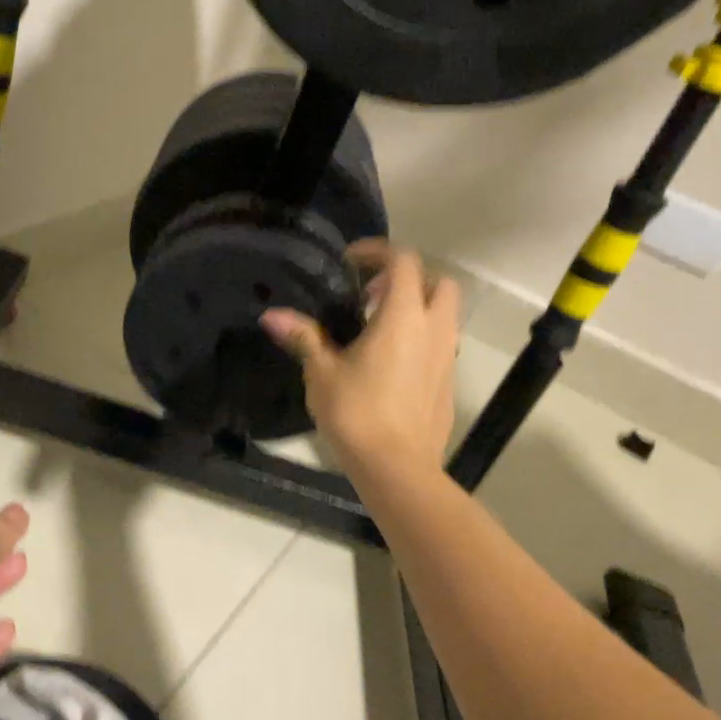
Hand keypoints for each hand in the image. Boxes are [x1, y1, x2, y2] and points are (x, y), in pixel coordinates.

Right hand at [260, 241, 461, 479]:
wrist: (397, 468)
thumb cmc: (356, 412)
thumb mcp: (322, 372)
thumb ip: (303, 337)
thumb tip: (272, 315)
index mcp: (403, 316)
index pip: (404, 261)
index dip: (378, 251)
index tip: (350, 261)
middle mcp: (434, 329)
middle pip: (438, 281)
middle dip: (408, 277)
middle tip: (372, 293)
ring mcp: (447, 357)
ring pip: (444, 314)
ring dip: (417, 307)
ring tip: (377, 327)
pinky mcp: (448, 383)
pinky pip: (441, 343)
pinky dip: (421, 336)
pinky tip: (390, 362)